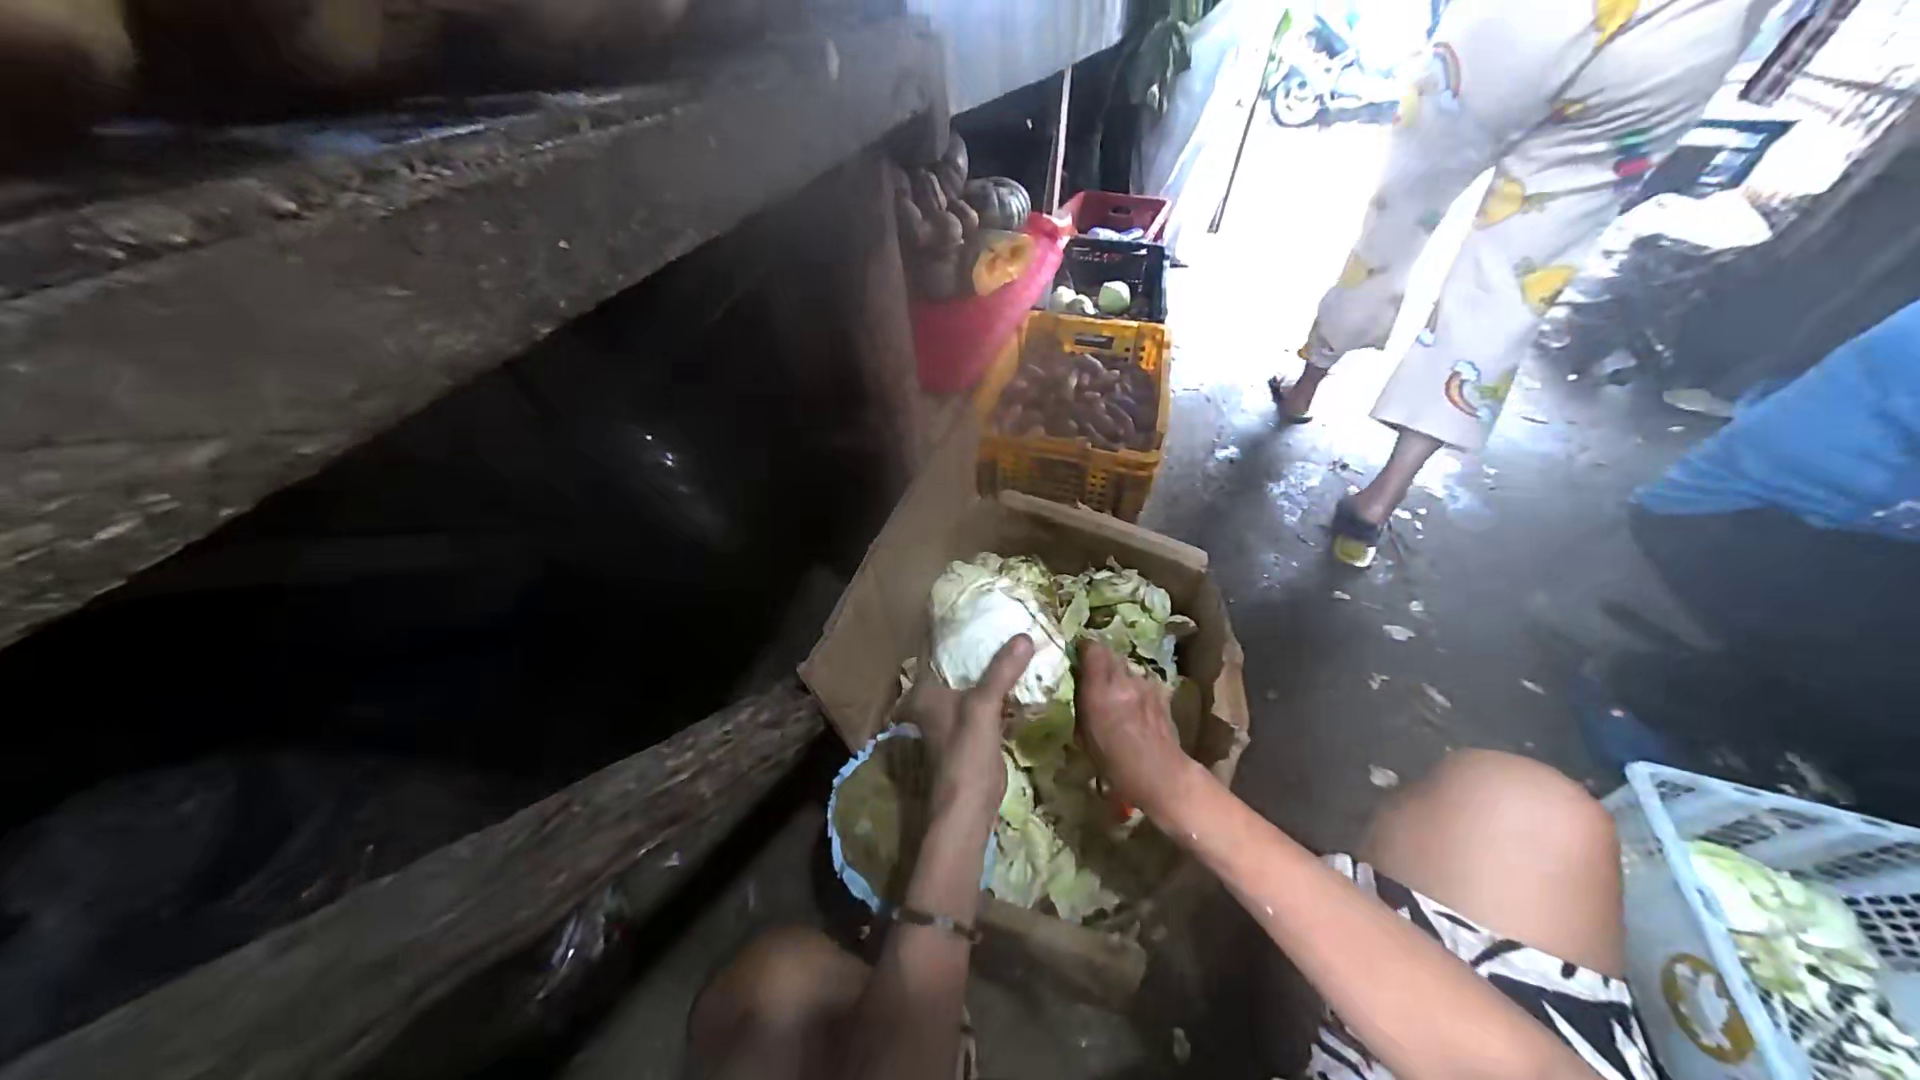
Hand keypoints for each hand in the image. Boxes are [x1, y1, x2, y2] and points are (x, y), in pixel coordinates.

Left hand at [904, 634, 1034, 825]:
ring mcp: (953, 718)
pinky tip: (1024, 679)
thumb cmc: (964, 752)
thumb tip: (1024, 636)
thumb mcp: (983, 706)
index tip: (974, 608)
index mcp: (924, 690)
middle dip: (979, 648)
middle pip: (958, 665)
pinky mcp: (973, 733)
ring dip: (993, 670)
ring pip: (974, 684)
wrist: (967, 807)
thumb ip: (1001, 671)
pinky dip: (1002, 692)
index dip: (950, 628)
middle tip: (1005, 622)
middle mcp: (934, 700)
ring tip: (1018, 644)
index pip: (933, 648)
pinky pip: (989, 702)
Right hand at [1074, 639, 1193, 820]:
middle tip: (1094, 675)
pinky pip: (1143, 682)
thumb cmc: (1114, 762)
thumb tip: (1079, 688)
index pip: (1092, 648)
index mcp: (1100, 688)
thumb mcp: (1083, 734)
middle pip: (1111, 654)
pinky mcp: (1162, 694)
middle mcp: (1124, 679)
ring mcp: (1146, 685)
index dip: (1084, 648)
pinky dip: (1136, 689)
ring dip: (1120, 676)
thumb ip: (1082, 703)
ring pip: (1128, 669)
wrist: (1159, 773)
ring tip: (1117, 695)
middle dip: (1101, 660)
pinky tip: (1136, 707)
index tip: (1077, 655)